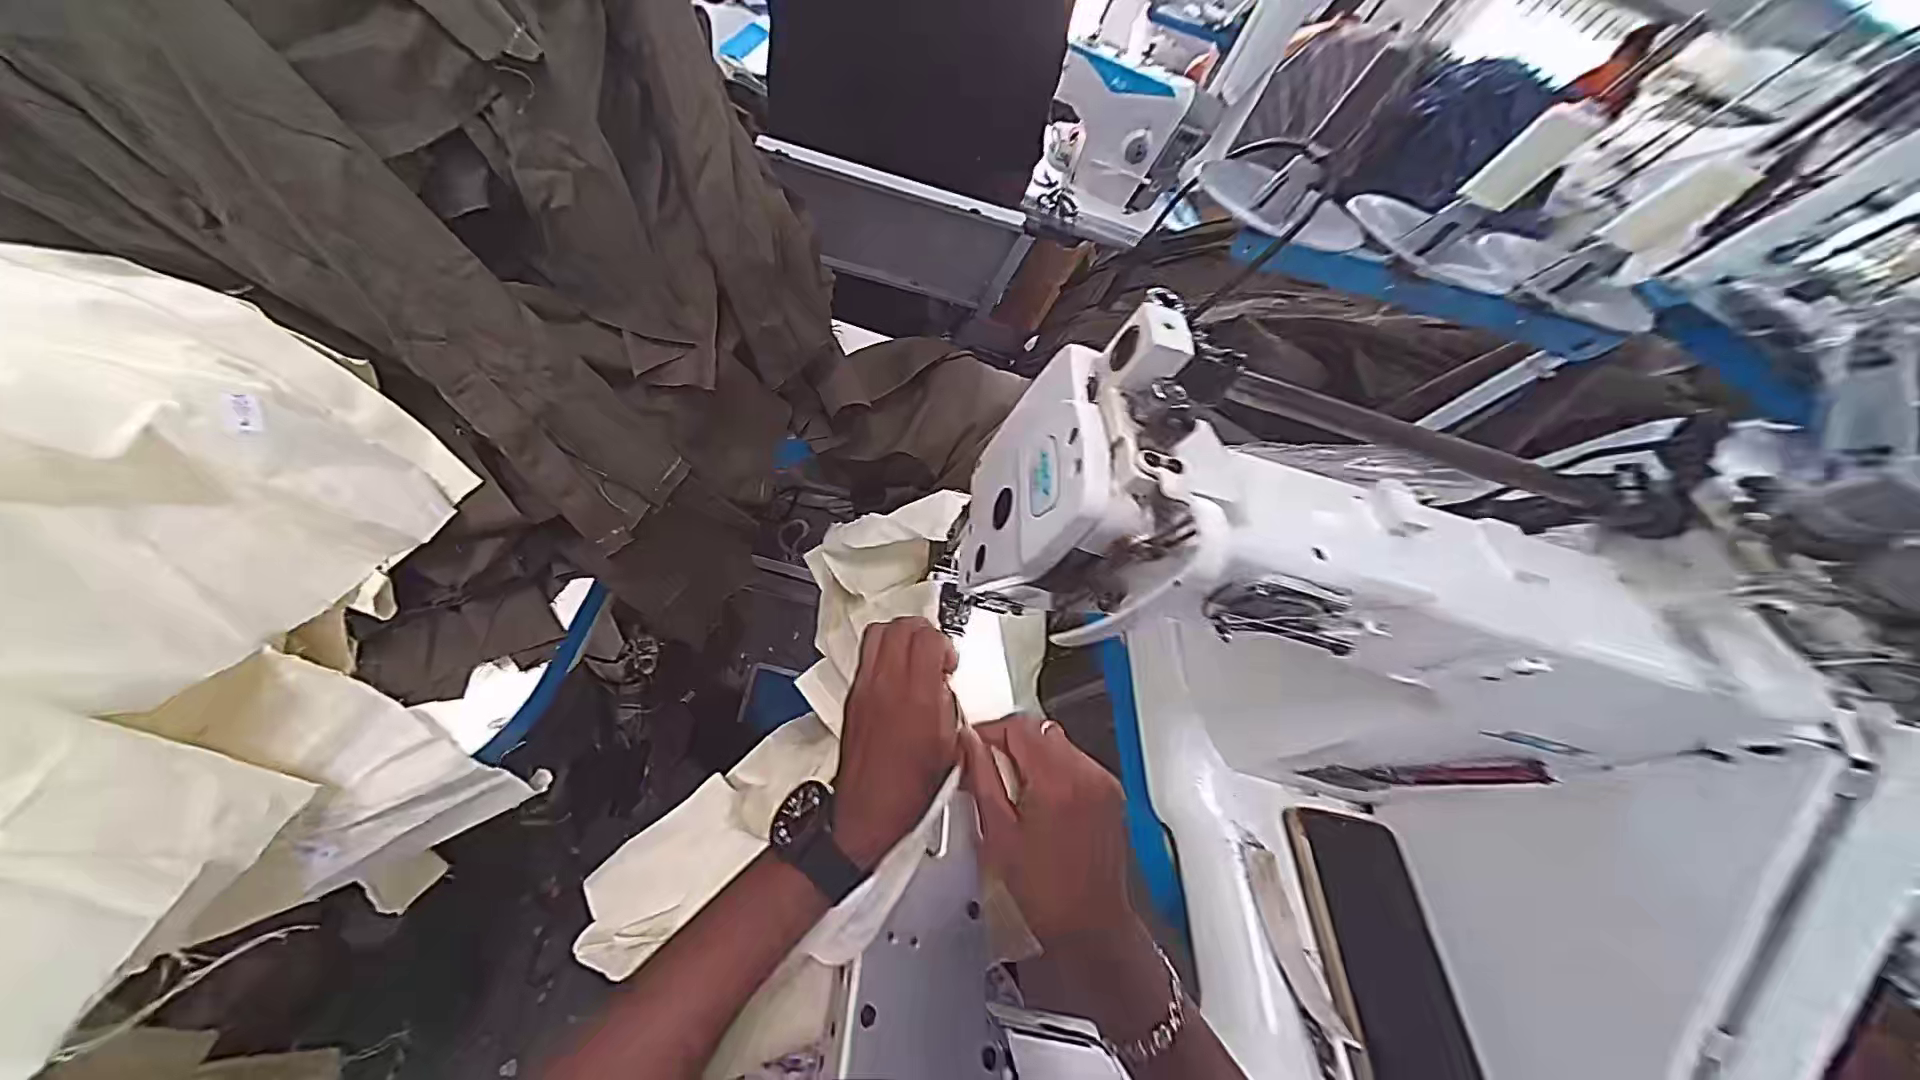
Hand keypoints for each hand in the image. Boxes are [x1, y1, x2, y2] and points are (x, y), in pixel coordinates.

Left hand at [834, 616, 960, 868]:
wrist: (868, 811)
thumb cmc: (906, 789)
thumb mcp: (949, 745)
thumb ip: (949, 703)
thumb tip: (944, 682)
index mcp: (916, 697)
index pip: (927, 638)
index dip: (944, 643)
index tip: (948, 660)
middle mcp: (886, 686)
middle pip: (901, 627)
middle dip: (923, 632)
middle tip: (934, 652)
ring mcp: (865, 688)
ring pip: (879, 633)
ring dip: (900, 636)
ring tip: (914, 656)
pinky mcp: (853, 696)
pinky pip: (867, 655)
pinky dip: (884, 653)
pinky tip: (896, 673)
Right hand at [961, 714, 1137, 946]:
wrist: (1091, 927)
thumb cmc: (1047, 894)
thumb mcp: (998, 833)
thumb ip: (981, 778)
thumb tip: (969, 745)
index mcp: (1057, 781)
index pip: (1019, 726)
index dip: (989, 731)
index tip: (972, 744)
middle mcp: (1086, 774)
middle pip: (1040, 729)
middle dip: (1010, 742)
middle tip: (988, 768)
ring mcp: (1103, 782)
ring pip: (1058, 742)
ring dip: (1032, 755)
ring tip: (1015, 791)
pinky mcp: (1111, 792)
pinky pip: (1076, 762)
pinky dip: (1055, 769)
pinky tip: (1041, 801)